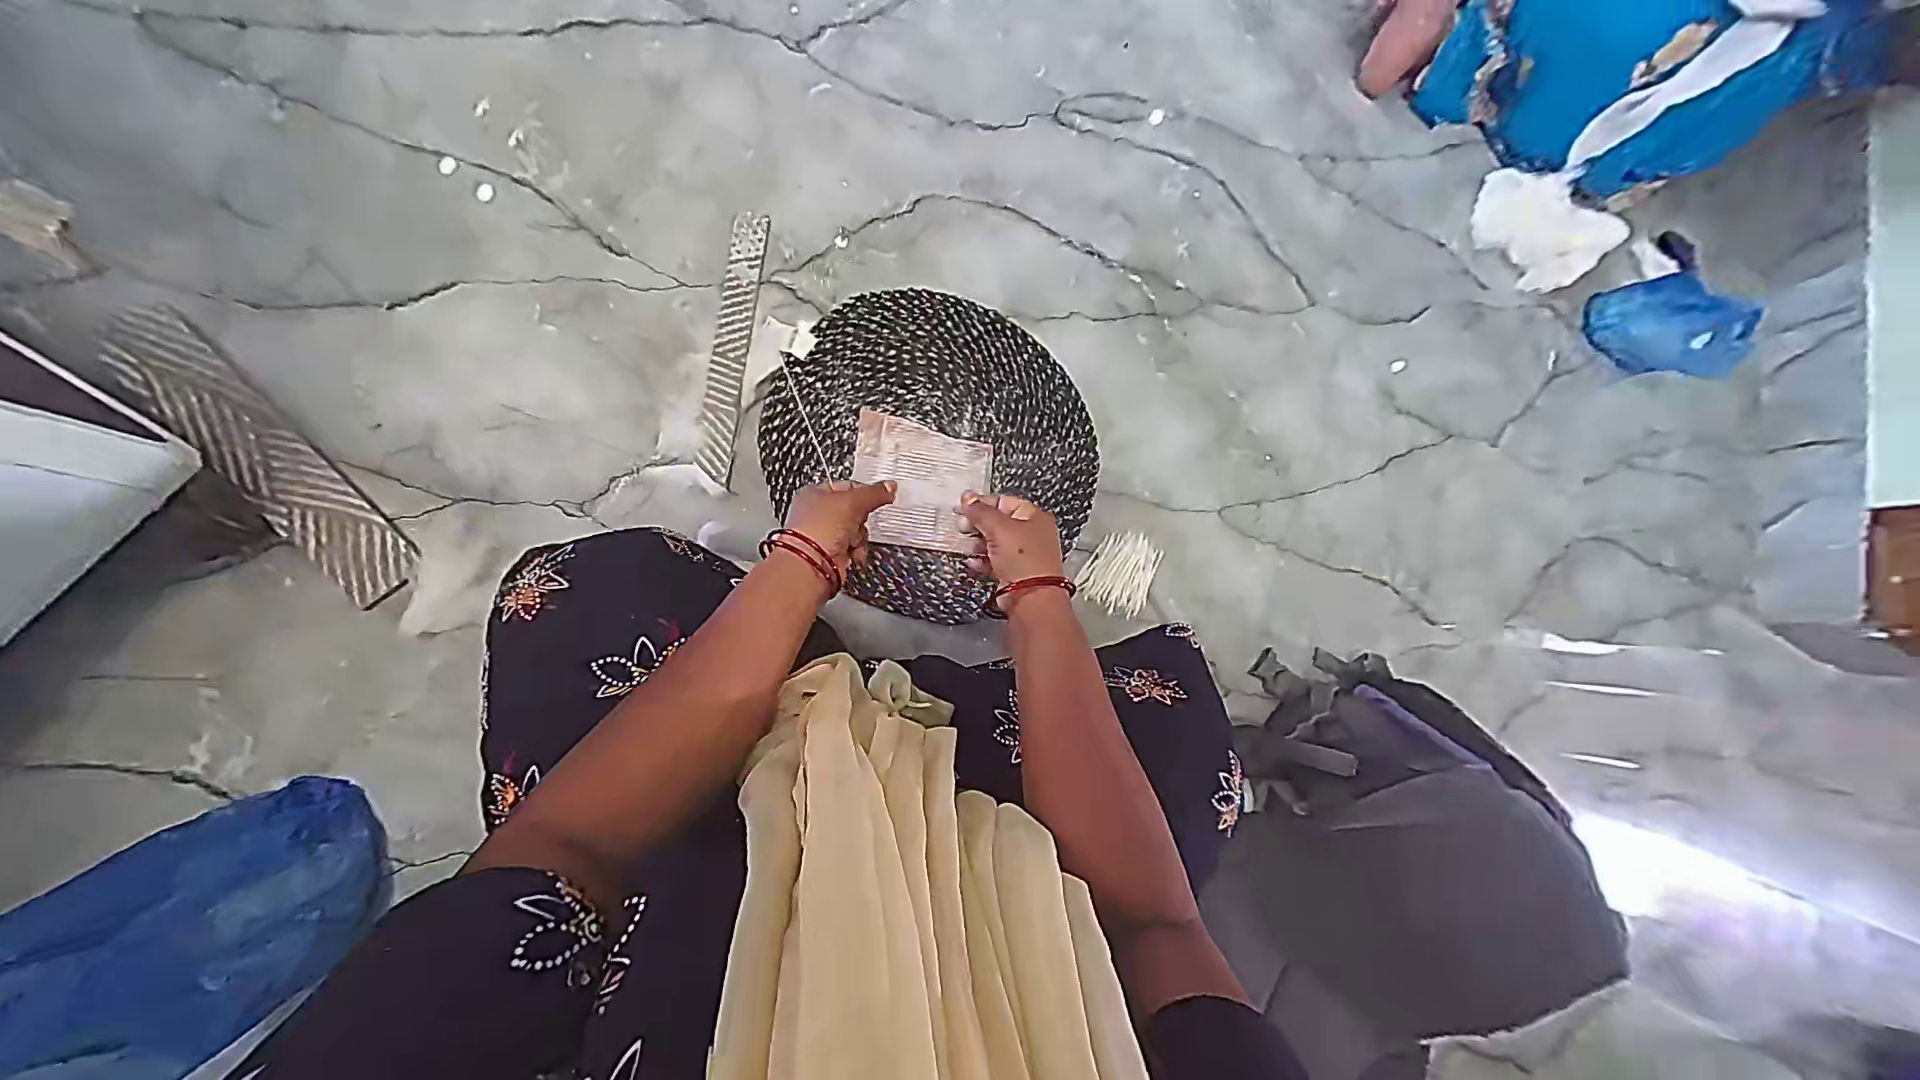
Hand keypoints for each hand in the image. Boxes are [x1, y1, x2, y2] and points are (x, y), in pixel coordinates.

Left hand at [783, 480, 896, 574]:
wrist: (812, 562)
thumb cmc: (819, 527)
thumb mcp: (853, 501)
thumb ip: (874, 493)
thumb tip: (890, 487)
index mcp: (815, 493)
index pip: (847, 486)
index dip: (864, 492)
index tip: (878, 496)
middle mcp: (817, 513)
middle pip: (854, 511)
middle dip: (861, 520)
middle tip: (857, 520)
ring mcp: (823, 534)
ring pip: (856, 531)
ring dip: (859, 537)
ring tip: (851, 539)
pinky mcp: (830, 553)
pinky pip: (853, 548)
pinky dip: (856, 551)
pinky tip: (851, 552)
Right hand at [959, 493, 1063, 583]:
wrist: (1030, 598)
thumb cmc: (1024, 560)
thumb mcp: (999, 528)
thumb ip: (980, 511)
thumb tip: (968, 498)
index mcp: (1033, 517)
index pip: (1003, 502)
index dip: (982, 504)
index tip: (963, 508)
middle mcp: (1030, 534)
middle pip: (997, 523)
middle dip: (978, 526)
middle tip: (964, 528)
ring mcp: (1022, 554)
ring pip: (993, 543)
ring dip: (978, 545)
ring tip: (971, 548)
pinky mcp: (1013, 571)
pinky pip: (993, 561)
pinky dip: (982, 561)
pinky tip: (975, 563)